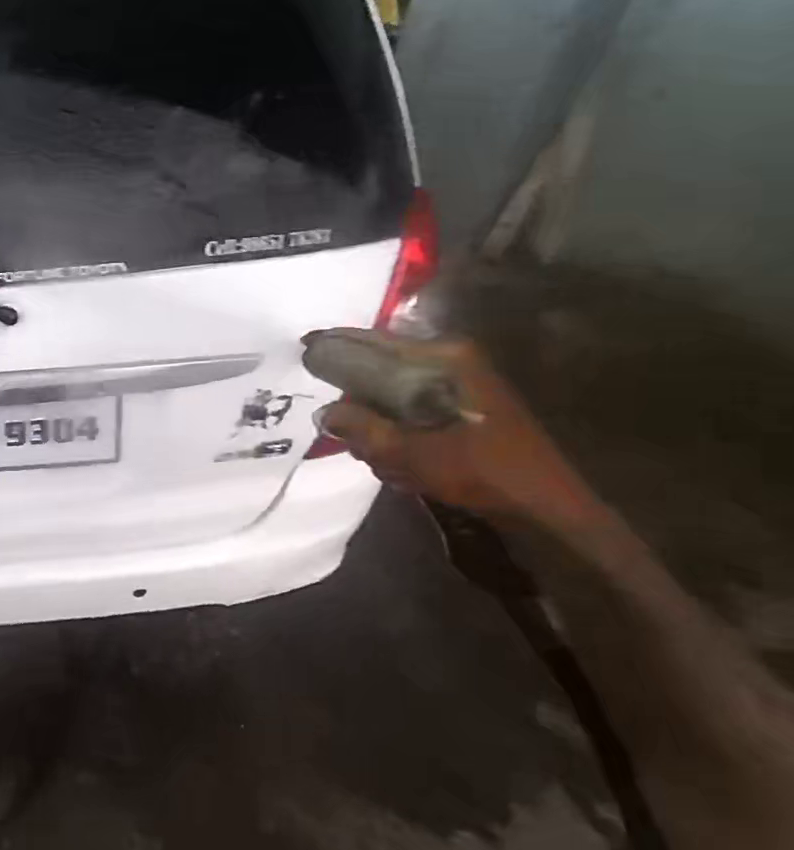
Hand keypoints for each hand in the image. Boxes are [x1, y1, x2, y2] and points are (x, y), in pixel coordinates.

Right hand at [315, 334, 594, 523]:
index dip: (334, 345)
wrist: (546, 509)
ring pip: (391, 397)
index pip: (373, 341)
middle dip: (359, 406)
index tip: (303, 348)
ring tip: (382, 460)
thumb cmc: (479, 470)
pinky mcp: (462, 410)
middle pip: (379, 372)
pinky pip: (411, 413)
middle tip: (351, 437)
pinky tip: (402, 466)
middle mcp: (452, 364)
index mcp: (444, 359)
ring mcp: (459, 387)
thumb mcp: (407, 451)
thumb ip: (359, 427)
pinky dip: (398, 436)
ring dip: (378, 429)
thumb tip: (324, 412)